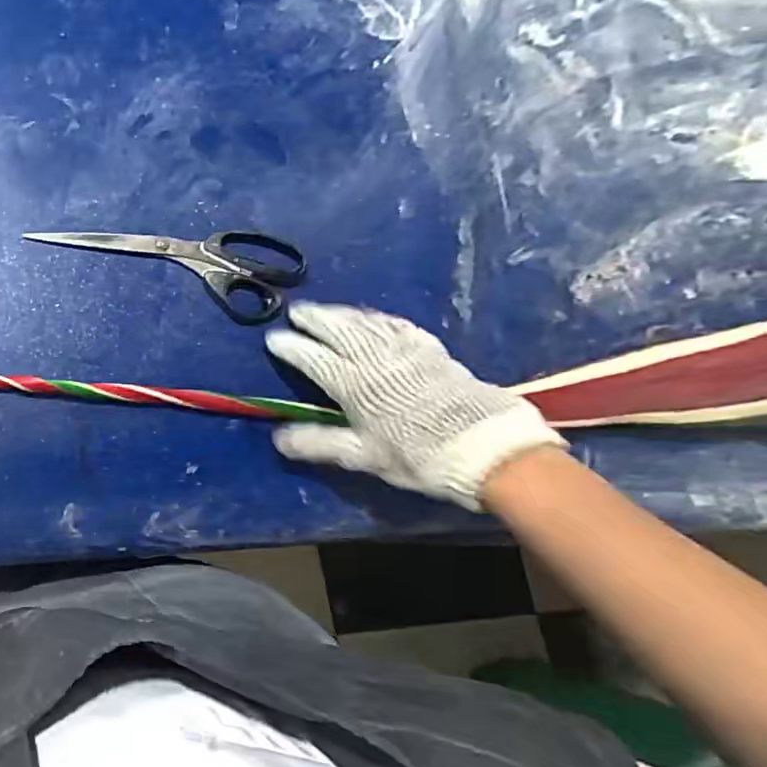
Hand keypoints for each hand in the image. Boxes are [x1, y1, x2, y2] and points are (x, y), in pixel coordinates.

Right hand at [264, 302, 565, 509]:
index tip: (273, 338)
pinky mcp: (437, 356)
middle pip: (342, 333)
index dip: (293, 348)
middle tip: (297, 310)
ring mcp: (411, 356)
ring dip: (346, 315)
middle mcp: (380, 364)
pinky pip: (402, 329)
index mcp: (356, 387)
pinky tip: (376, 318)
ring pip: (371, 327)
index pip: (315, 360)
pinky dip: (383, 320)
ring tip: (328, 310)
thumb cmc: (419, 456)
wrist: (493, 453)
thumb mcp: (363, 456)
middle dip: (317, 320)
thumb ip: (319, 443)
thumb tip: (279, 438)